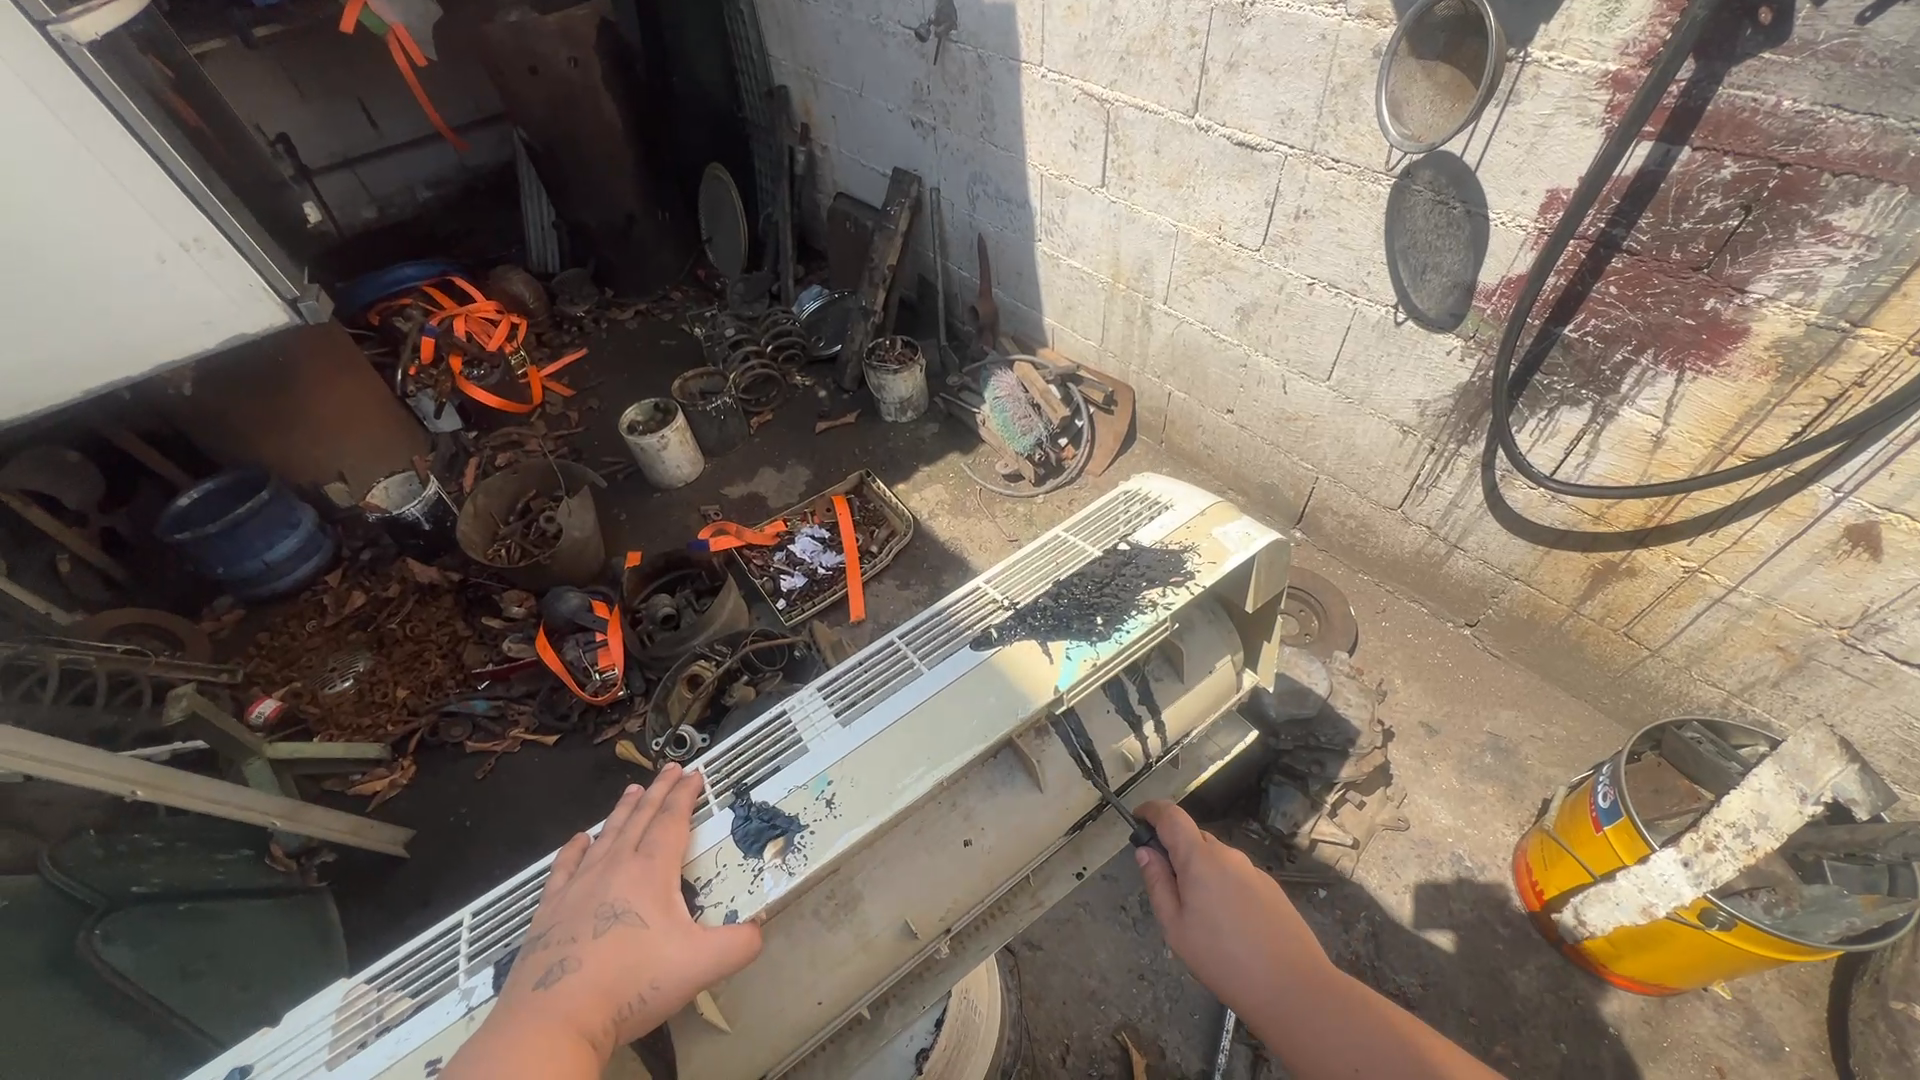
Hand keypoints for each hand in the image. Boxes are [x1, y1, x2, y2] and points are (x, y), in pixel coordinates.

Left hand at [472, 766, 762, 1064]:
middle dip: (659, 791)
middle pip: (640, 818)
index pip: (672, 820)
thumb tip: (759, 931)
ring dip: (623, 810)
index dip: (685, 795)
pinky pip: (565, 867)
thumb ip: (739, 945)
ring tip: (633, 789)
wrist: (554, 1019)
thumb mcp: (701, 966)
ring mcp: (577, 886)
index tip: (695, 774)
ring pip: (606, 835)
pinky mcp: (550, 910)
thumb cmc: (632, 984)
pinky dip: (575, 848)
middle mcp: (614, 867)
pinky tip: (579, 840)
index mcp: (651, 872)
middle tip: (671, 768)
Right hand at [1133, 800, 1331, 1011]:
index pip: (1171, 815)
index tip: (1138, 819)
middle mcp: (1229, 855)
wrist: (1294, 988)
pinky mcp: (1272, 889)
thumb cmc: (1223, 959)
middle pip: (1194, 838)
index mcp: (1200, 859)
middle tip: (1167, 890)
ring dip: (1200, 873)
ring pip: (1216, 859)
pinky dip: (1223, 886)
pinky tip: (1230, 926)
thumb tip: (1145, 852)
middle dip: (1175, 852)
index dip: (1151, 811)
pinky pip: (1237, 876)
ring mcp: (1254, 871)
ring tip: (1200, 918)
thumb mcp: (1175, 927)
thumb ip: (1157, 883)